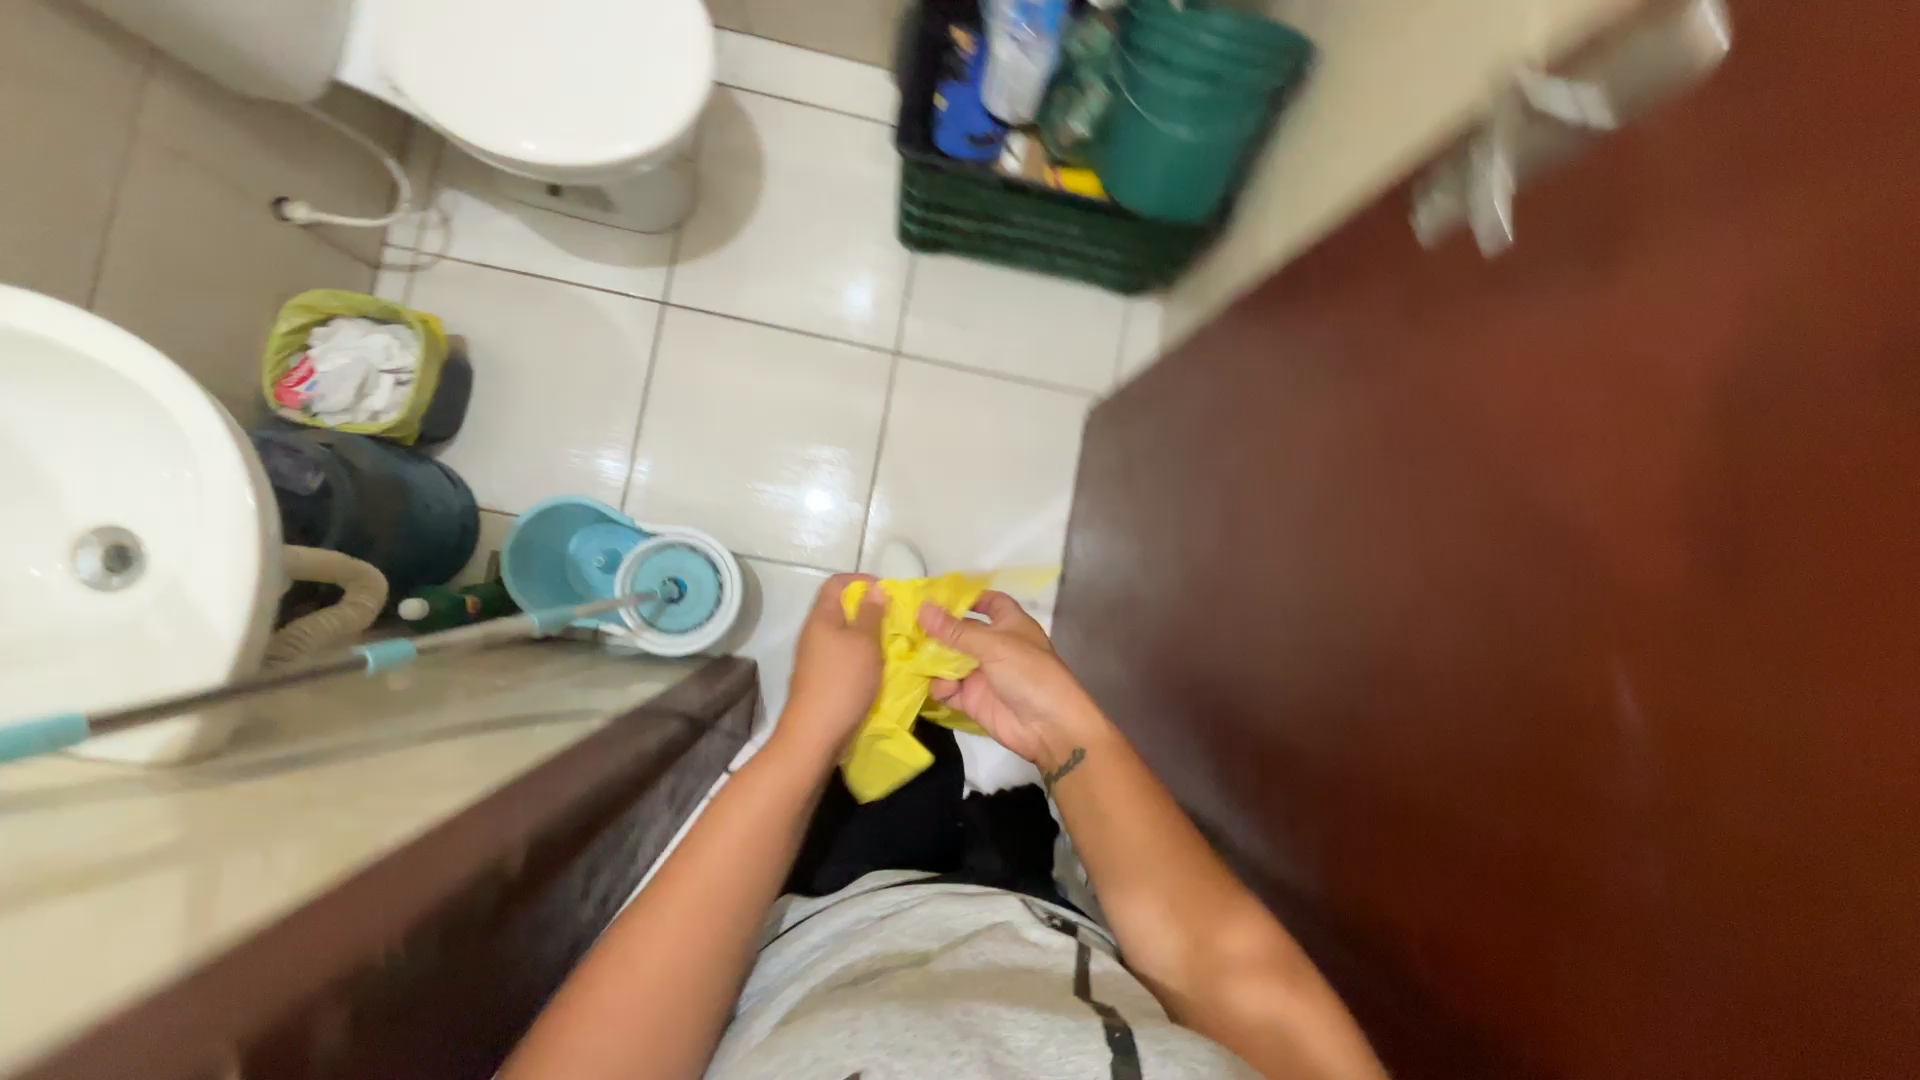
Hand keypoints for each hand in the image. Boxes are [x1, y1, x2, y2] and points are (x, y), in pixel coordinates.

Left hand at [780, 573, 886, 760]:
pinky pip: (845, 657)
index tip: (887, 592)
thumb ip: (871, 614)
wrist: (815, 734)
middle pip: (840, 609)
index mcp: (821, 618)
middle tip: (896, 619)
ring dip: (868, 635)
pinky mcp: (822, 679)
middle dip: (869, 609)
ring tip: (893, 643)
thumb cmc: (843, 681)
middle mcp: (814, 633)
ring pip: (845, 635)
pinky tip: (880, 667)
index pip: (836, 583)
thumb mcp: (864, 643)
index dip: (861, 580)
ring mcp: (816, 658)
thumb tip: (875, 590)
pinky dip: (863, 656)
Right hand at [917, 592, 1105, 772]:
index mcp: (1009, 624)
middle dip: (937, 629)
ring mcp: (982, 673)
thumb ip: (956, 630)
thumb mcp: (994, 645)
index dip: (968, 597)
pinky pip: (948, 688)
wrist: (1048, 726)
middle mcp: (994, 646)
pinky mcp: (972, 698)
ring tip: (912, 656)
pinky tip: (938, 686)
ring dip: (932, 659)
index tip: (936, 595)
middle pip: (960, 631)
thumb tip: (923, 609)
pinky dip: (940, 686)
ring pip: (949, 660)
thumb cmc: (1029, 673)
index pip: (989, 602)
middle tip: (906, 625)